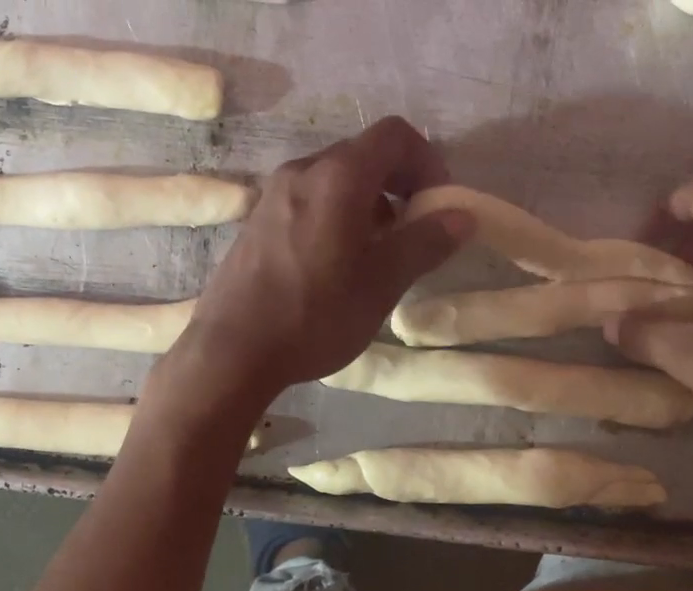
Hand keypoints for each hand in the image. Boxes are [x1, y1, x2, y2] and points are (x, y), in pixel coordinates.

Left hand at [156, 117, 474, 411]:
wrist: (231, 352)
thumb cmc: (313, 317)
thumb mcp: (380, 285)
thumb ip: (424, 244)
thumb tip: (461, 216)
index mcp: (338, 176)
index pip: (394, 136)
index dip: (427, 161)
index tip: (438, 204)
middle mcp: (301, 173)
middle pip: (361, 157)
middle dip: (396, 186)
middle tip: (411, 235)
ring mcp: (270, 198)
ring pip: (331, 184)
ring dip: (364, 207)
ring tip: (372, 258)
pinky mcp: (253, 227)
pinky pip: (304, 206)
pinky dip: (331, 220)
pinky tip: (331, 270)